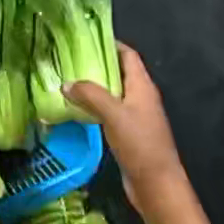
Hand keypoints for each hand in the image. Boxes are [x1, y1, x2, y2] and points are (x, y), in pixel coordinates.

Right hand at [65, 43, 186, 211]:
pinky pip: (112, 112)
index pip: (128, 55)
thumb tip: (66, 82)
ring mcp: (137, 115)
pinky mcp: (130, 133)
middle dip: (98, 65)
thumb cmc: (139, 142)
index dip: (110, 44)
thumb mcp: (113, 114)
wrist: (157, 184)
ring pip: (114, 93)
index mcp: (142, 85)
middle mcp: (141, 96)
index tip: (86, 39)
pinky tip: (79, 111)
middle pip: (120, 72)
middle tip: (71, 61)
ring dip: (95, 88)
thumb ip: (90, 95)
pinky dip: (96, 107)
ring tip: (70, 83)